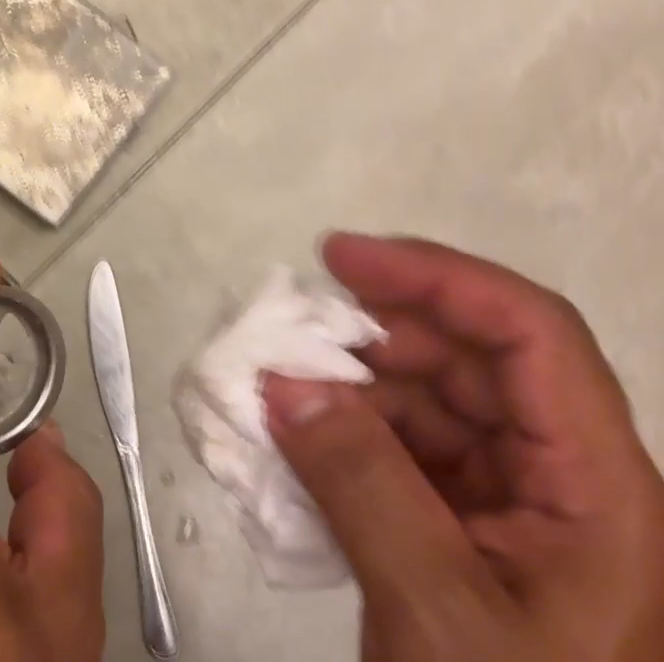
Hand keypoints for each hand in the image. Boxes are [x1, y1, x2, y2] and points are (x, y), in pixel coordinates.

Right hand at [265, 232, 663, 660]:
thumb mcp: (438, 607)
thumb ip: (361, 486)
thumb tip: (284, 383)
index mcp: (599, 489)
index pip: (532, 340)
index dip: (437, 279)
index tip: (336, 258)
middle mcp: (565, 480)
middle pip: (472, 364)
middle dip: (370, 337)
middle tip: (278, 339)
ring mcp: (515, 505)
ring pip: (428, 406)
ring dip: (342, 388)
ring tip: (266, 394)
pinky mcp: (468, 529)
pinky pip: (400, 452)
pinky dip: (338, 434)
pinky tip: (288, 441)